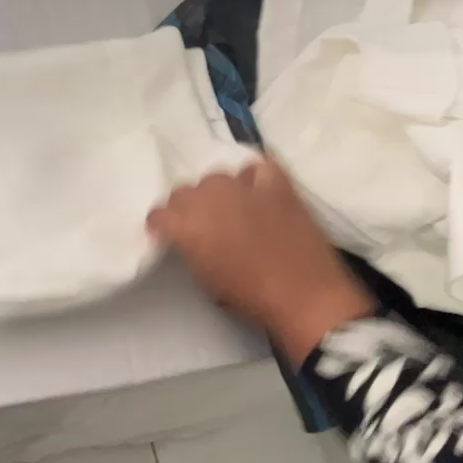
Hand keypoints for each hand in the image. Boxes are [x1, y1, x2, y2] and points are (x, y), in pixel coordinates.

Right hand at [147, 157, 374, 363]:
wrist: (303, 294)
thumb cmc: (248, 295)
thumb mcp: (202, 277)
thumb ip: (189, 250)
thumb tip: (189, 240)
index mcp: (188, 229)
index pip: (158, 214)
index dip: (159, 225)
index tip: (164, 234)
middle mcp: (211, 202)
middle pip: (183, 191)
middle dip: (183, 206)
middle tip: (194, 223)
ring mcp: (246, 190)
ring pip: (216, 176)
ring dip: (213, 191)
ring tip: (223, 207)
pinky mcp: (278, 187)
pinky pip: (259, 167)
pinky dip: (252, 176)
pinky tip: (252, 189)